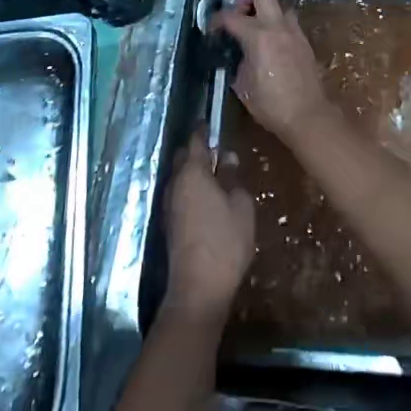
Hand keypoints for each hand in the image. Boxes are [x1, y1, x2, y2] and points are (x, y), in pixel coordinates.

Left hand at [164, 128, 254, 317]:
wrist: (198, 288)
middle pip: (184, 157)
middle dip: (198, 149)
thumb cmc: (225, 241)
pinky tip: (209, 198)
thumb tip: (226, 158)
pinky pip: (180, 193)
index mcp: (192, 173)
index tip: (214, 123)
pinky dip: (192, 188)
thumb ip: (232, 177)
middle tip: (219, 149)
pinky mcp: (170, 223)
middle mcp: (175, 183)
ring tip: (217, 174)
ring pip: (181, 176)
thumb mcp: (241, 205)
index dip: (205, 130)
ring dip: (195, 171)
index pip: (196, 140)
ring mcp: (169, 204)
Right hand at [214, 0, 332, 136]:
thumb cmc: (271, 104)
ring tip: (256, 30)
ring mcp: (294, 32)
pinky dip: (277, 26)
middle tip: (239, 16)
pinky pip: (289, 23)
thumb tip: (239, 55)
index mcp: (258, 36)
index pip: (231, 17)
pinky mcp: (305, 42)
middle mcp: (277, 27)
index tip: (212, 28)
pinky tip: (272, 45)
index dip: (217, 19)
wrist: (308, 115)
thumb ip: (239, 62)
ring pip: (279, 5)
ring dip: (265, 12)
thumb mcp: (243, 85)